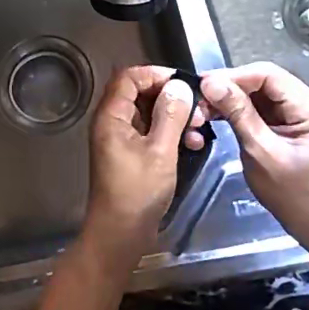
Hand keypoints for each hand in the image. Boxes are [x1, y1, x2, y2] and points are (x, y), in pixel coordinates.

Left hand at [84, 66, 207, 264]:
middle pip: (140, 93)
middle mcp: (111, 123)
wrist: (120, 235)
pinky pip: (149, 131)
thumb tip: (179, 86)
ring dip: (174, 116)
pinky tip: (190, 144)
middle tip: (196, 108)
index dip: (156, 74)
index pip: (129, 77)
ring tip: (197, 128)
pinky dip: (169, 133)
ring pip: (148, 113)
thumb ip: (171, 115)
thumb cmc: (137, 193)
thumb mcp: (160, 151)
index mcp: (111, 117)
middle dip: (170, 97)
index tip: (183, 83)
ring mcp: (119, 139)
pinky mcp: (129, 154)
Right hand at [200, 62, 308, 260]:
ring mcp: (306, 111)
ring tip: (205, 108)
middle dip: (231, 87)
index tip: (202, 84)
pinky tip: (221, 115)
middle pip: (266, 80)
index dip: (233, 76)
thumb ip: (238, 114)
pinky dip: (243, 109)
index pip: (269, 75)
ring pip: (263, 92)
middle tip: (199, 98)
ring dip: (234, 98)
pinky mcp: (296, 122)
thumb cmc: (293, 196)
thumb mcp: (261, 153)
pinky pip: (266, 106)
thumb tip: (210, 82)